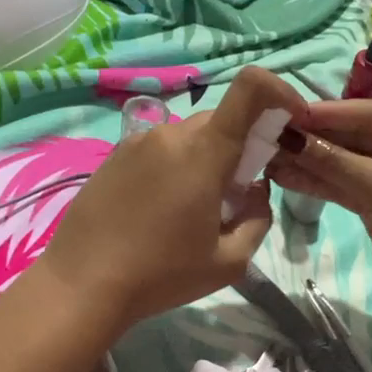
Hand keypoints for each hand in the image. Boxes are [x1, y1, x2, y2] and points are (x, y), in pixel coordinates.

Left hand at [35, 67, 307, 326]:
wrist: (82, 284)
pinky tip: (160, 211)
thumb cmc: (161, 274)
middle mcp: (171, 133)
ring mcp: (137, 141)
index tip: (289, 124)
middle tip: (236, 195)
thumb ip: (257, 219)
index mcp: (204, 149)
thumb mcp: (229, 261)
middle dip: (241, 147)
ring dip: (206, 160)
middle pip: (222, 120)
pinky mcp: (114, 156)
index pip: (251, 88)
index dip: (280, 94)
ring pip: (189, 137)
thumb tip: (255, 191)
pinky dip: (175, 167)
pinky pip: (159, 149)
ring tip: (194, 211)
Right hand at [268, 100, 371, 319]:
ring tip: (266, 156)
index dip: (326, 113)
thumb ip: (337, 163)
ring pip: (347, 164)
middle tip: (266, 134)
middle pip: (356, 137)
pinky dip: (319, 183)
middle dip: (314, 139)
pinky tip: (285, 177)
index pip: (371, 114)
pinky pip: (346, 188)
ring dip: (310, 162)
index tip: (282, 111)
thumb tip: (288, 138)